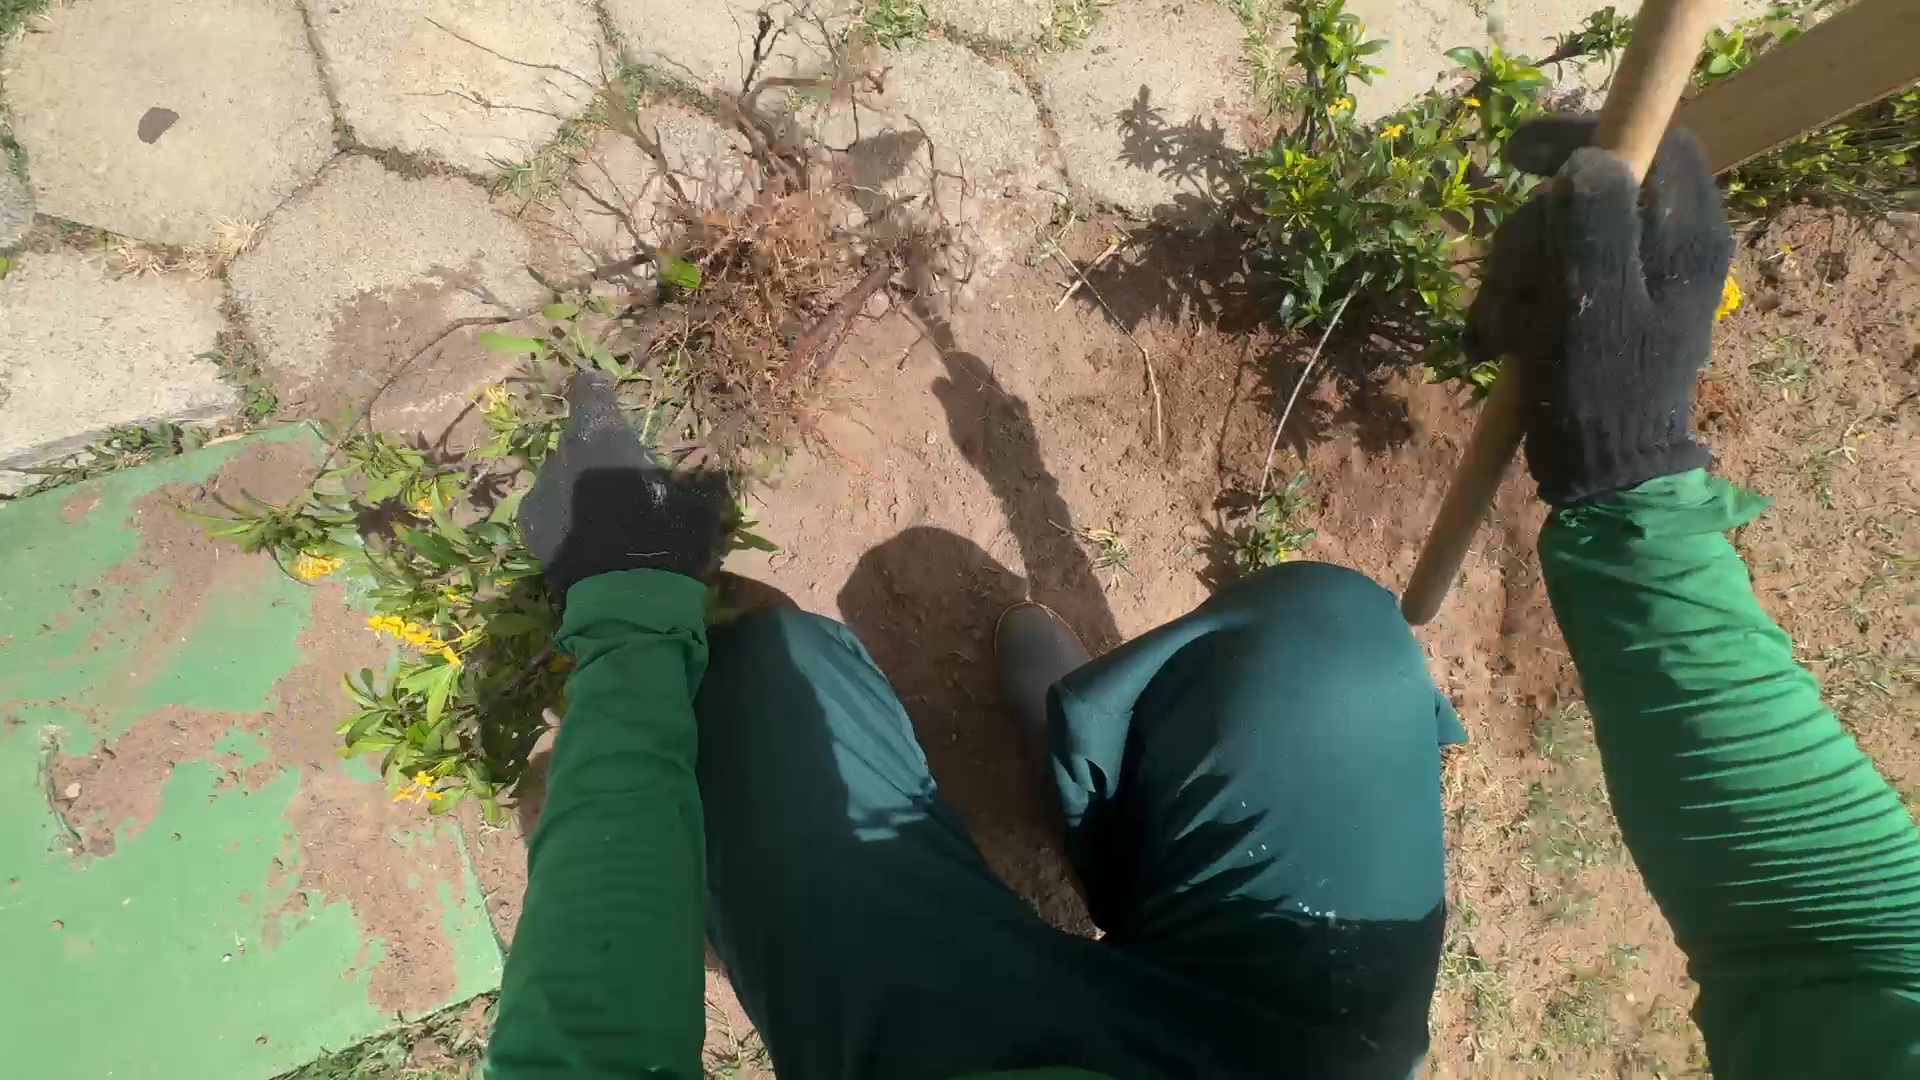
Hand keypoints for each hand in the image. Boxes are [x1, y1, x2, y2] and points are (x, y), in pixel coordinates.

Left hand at [518, 373, 730, 603]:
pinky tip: (589, 532)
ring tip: (608, 511)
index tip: (605, 388)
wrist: (628, 600)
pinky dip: (567, 511)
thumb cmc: (667, 540)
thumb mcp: (699, 506)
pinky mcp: (530, 528)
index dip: (599, 388)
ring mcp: (540, 492)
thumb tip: (715, 466)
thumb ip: (701, 478)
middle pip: (578, 439)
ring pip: (562, 474)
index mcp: (604, 439)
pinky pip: (549, 506)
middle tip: (624, 474)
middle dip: (599, 450)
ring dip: (582, 482)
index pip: (590, 392)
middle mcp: (564, 456)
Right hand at [1467, 115, 1732, 506]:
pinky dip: (1503, 311)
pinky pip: (1527, 285)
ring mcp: (1614, 281)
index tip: (1512, 152)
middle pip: (1571, 200)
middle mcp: (1653, 247)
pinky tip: (1498, 344)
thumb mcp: (1592, 306)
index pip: (1641, 147)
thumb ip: (1595, 226)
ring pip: (1539, 245)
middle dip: (1524, 242)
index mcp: (1681, 233)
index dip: (1578, 139)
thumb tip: (1583, 159)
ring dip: (1505, 286)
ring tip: (1504, 333)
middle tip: (1512, 290)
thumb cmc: (1599, 391)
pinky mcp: (1581, 309)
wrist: (1598, 465)